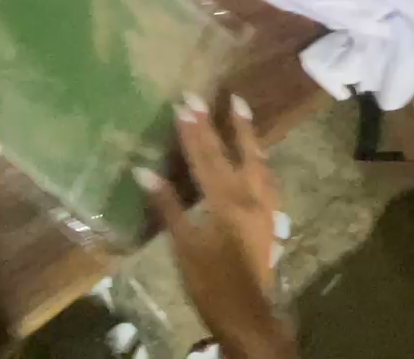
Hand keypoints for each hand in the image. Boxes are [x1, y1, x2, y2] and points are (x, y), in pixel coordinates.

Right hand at [137, 95, 295, 358]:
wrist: (247, 316)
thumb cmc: (210, 282)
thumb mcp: (183, 245)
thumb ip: (168, 205)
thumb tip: (143, 171)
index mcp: (226, 201)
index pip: (206, 156)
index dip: (193, 130)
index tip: (184, 102)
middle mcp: (249, 196)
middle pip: (234, 152)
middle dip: (219, 123)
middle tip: (208, 96)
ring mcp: (264, 206)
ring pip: (258, 160)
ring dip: (247, 133)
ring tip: (240, 108)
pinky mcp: (270, 218)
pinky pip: (267, 176)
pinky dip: (260, 158)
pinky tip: (257, 154)